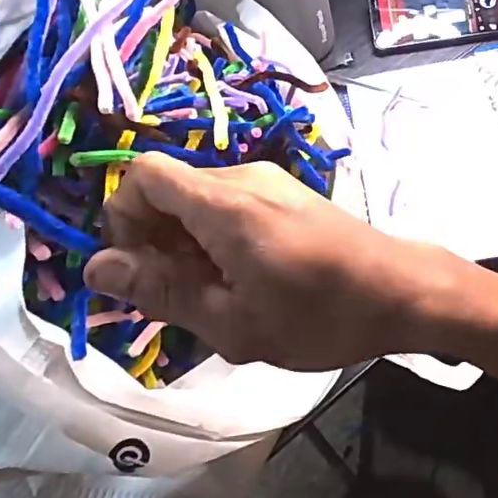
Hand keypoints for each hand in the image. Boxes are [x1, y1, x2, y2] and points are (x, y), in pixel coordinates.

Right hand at [84, 155, 446, 369]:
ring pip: (198, 200)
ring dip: (187, 244)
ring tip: (219, 294)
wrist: (400, 291)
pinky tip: (245, 279)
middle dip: (157, 240)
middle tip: (183, 297)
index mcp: (224, 204)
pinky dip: (216, 237)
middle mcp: (243, 178)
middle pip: (169, 189)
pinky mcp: (286, 193)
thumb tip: (97, 268)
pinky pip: (228, 204)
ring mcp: (269, 181)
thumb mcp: (232, 322)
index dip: (125, 218)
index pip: (143, 174)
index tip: (142, 269)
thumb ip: (161, 291)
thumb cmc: (318, 315)